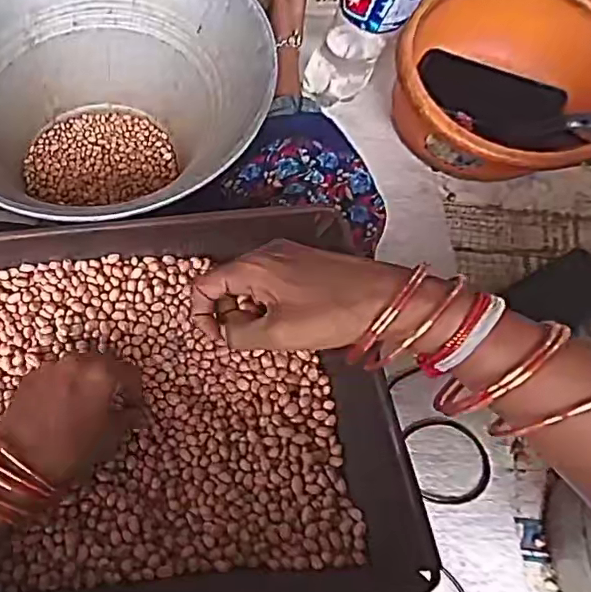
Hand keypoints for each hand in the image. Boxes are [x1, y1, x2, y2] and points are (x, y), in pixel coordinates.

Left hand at [0, 353, 144, 487]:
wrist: (22, 461)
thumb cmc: (72, 451)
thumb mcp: (108, 438)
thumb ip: (125, 418)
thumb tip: (134, 412)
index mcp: (101, 374)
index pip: (129, 372)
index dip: (135, 390)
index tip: (134, 405)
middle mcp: (76, 363)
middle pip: (102, 363)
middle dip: (110, 379)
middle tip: (112, 401)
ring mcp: (50, 367)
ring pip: (77, 366)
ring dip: (85, 379)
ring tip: (85, 403)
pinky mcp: (31, 377)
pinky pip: (55, 374)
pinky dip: (63, 384)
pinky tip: (61, 405)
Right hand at [190, 240, 409, 350]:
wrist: (388, 300)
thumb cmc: (337, 313)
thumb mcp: (277, 335)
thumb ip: (237, 334)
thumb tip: (224, 332)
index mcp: (253, 267)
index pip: (203, 286)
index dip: (202, 315)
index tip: (217, 337)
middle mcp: (265, 254)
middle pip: (224, 285)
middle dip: (229, 315)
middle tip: (248, 337)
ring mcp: (286, 256)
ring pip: (246, 286)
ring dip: (250, 312)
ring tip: (275, 330)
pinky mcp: (302, 264)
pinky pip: (269, 284)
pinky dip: (268, 305)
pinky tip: (289, 320)